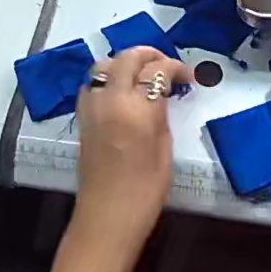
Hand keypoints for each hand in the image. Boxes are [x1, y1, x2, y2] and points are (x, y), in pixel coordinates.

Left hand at [70, 48, 192, 264]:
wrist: (107, 216)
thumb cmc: (145, 190)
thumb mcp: (164, 148)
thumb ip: (161, 114)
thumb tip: (162, 95)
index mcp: (138, 110)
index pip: (157, 70)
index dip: (176, 68)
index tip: (188, 77)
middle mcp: (111, 100)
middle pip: (128, 57)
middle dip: (150, 55)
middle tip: (166, 67)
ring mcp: (93, 106)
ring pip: (105, 64)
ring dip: (125, 62)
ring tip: (142, 74)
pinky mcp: (82, 117)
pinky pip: (92, 82)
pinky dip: (107, 77)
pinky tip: (120, 90)